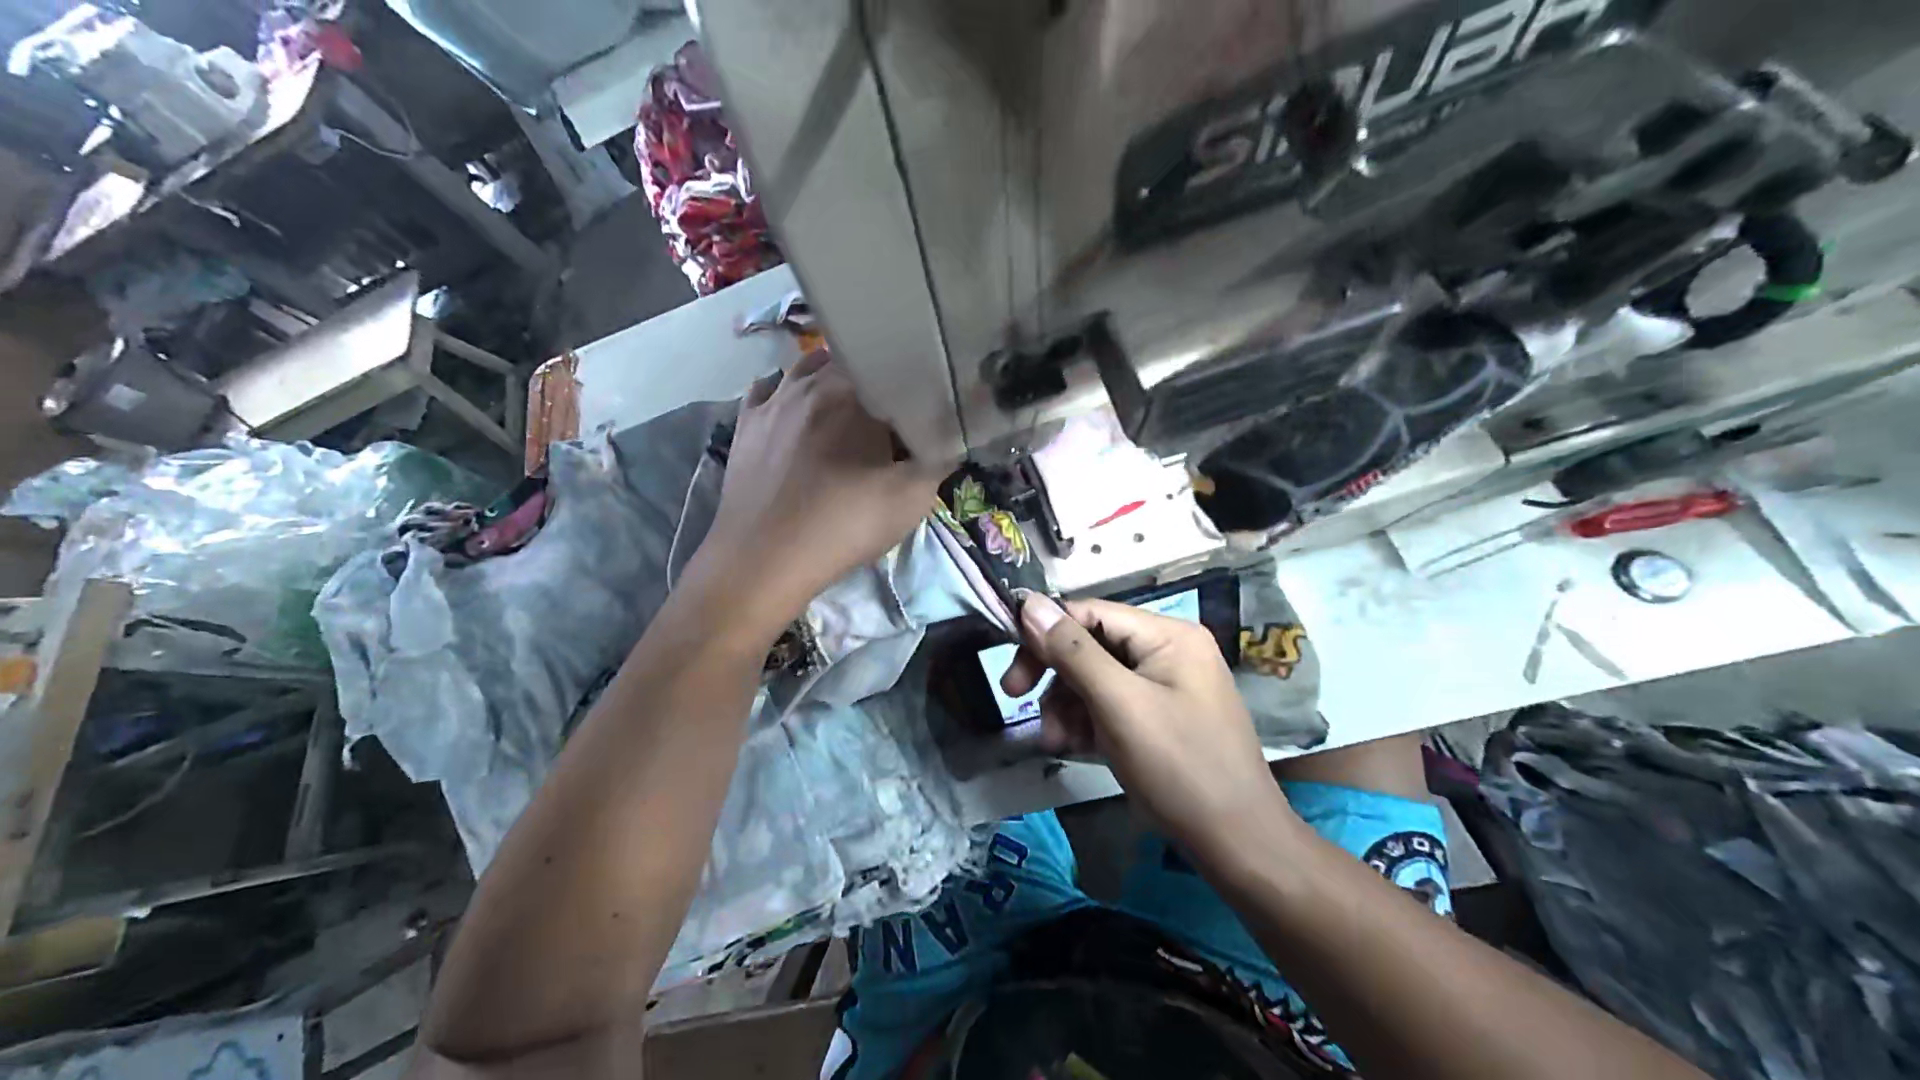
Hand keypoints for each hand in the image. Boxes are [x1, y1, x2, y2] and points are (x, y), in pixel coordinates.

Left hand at [695, 351, 942, 631]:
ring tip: (845, 402)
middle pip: (850, 365)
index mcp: (856, 393)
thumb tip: (950, 433)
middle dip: (872, 380)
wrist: (765, 558)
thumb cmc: (845, 524)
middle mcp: (812, 383)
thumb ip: (939, 456)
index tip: (920, 407)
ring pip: (807, 368)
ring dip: (830, 377)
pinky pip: (768, 388)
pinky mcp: (746, 423)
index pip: (893, 369)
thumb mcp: (912, 498)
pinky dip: (787, 390)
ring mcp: (773, 400)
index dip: (911, 384)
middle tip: (887, 409)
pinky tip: (795, 406)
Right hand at [1003, 593, 1291, 859]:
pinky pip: (1111, 703)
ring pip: (1095, 677)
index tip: (1012, 670)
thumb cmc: (1178, 766)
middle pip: (1090, 645)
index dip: (1045, 634)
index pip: (1090, 613)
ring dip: (1066, 704)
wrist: (1237, 843)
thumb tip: (1028, 603)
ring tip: (1054, 741)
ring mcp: (1166, 684)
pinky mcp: (1160, 716)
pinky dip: (1086, 721)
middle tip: (1016, 699)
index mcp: (1167, 635)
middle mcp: (1168, 650)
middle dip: (1054, 675)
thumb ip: (1072, 651)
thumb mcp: (1118, 704)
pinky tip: (1072, 746)